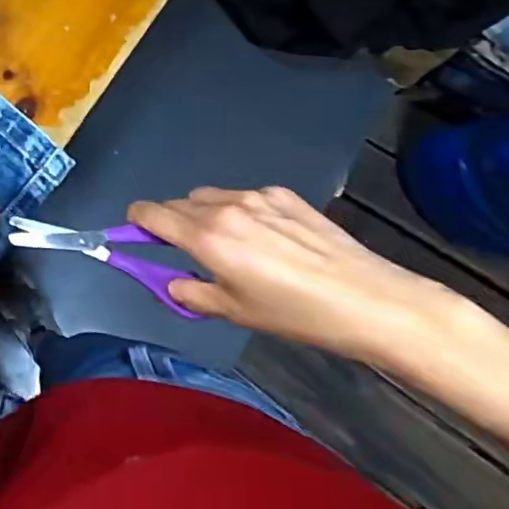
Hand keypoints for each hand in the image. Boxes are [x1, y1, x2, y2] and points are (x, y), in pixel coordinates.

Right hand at [129, 186, 469, 369]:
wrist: (373, 302)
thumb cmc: (298, 315)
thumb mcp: (236, 312)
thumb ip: (192, 293)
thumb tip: (172, 283)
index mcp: (206, 236)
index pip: (148, 213)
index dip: (135, 223)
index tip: (136, 237)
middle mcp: (223, 207)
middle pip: (176, 203)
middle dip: (171, 223)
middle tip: (188, 252)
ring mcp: (255, 196)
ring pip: (207, 196)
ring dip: (203, 214)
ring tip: (231, 245)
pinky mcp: (283, 194)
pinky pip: (243, 196)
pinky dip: (239, 210)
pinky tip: (267, 237)